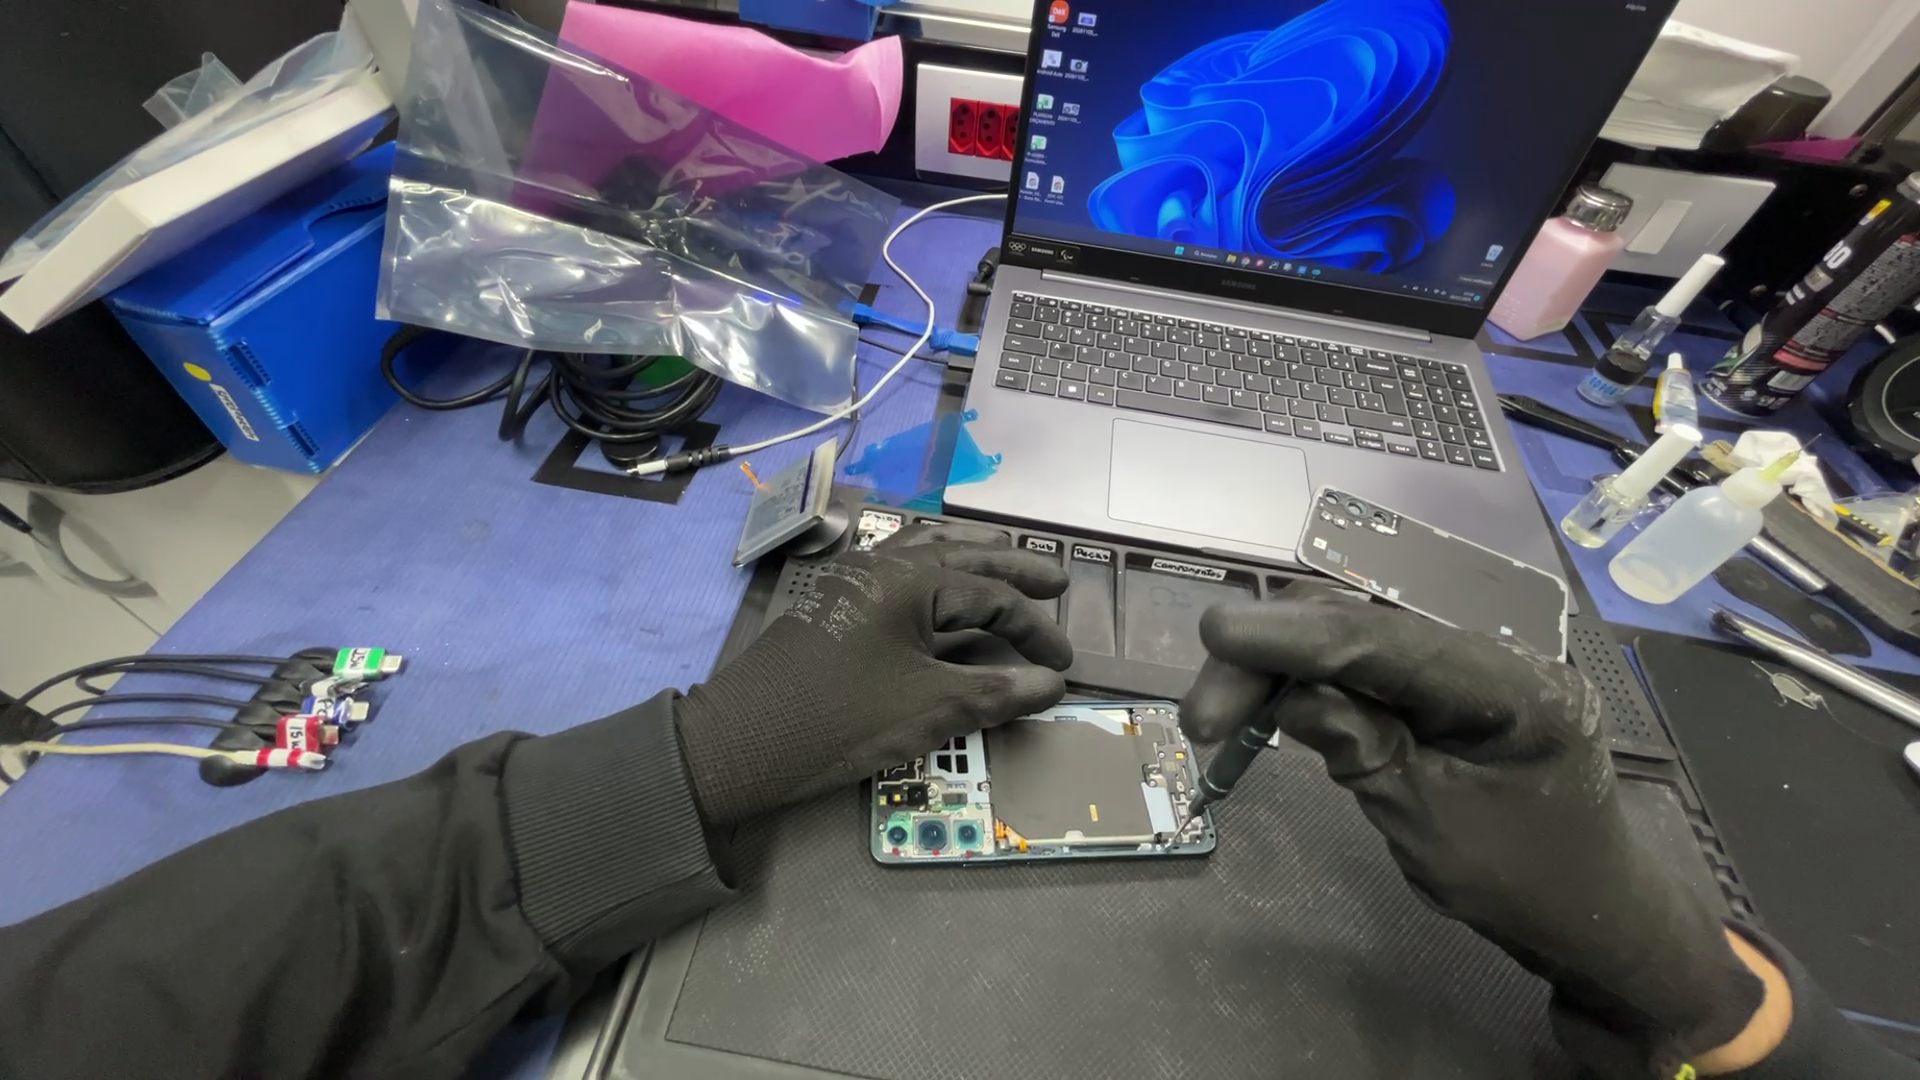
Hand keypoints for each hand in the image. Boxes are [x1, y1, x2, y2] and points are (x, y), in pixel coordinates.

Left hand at [675, 523, 1071, 825]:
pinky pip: (898, 572)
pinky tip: (938, 584)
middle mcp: (885, 565)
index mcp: (911, 579)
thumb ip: (996, 692)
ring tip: (1002, 555)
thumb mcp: (927, 709)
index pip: (991, 597)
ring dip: (969, 556)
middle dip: (1012, 568)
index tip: (1065, 665)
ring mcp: (856, 579)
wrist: (740, 740)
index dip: (1035, 631)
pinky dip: (931, 572)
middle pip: (963, 556)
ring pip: (925, 553)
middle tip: (1055, 577)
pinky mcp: (838, 603)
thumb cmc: (839, 720)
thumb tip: (1053, 686)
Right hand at [1183, 587, 1764, 1073]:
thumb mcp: (1429, 824)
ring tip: (1218, 717)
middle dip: (1265, 659)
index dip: (1291, 634)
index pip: (1382, 641)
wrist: (1593, 914)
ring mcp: (1457, 658)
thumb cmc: (1522, 883)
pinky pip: (1352, 659)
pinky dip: (1297, 677)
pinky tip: (1263, 703)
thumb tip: (1284, 694)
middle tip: (1203, 717)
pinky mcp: (1431, 676)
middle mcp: (1485, 651)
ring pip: (1339, 634)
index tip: (1215, 634)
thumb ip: (1359, 747)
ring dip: (1270, 668)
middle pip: (1349, 624)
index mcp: (1511, 687)